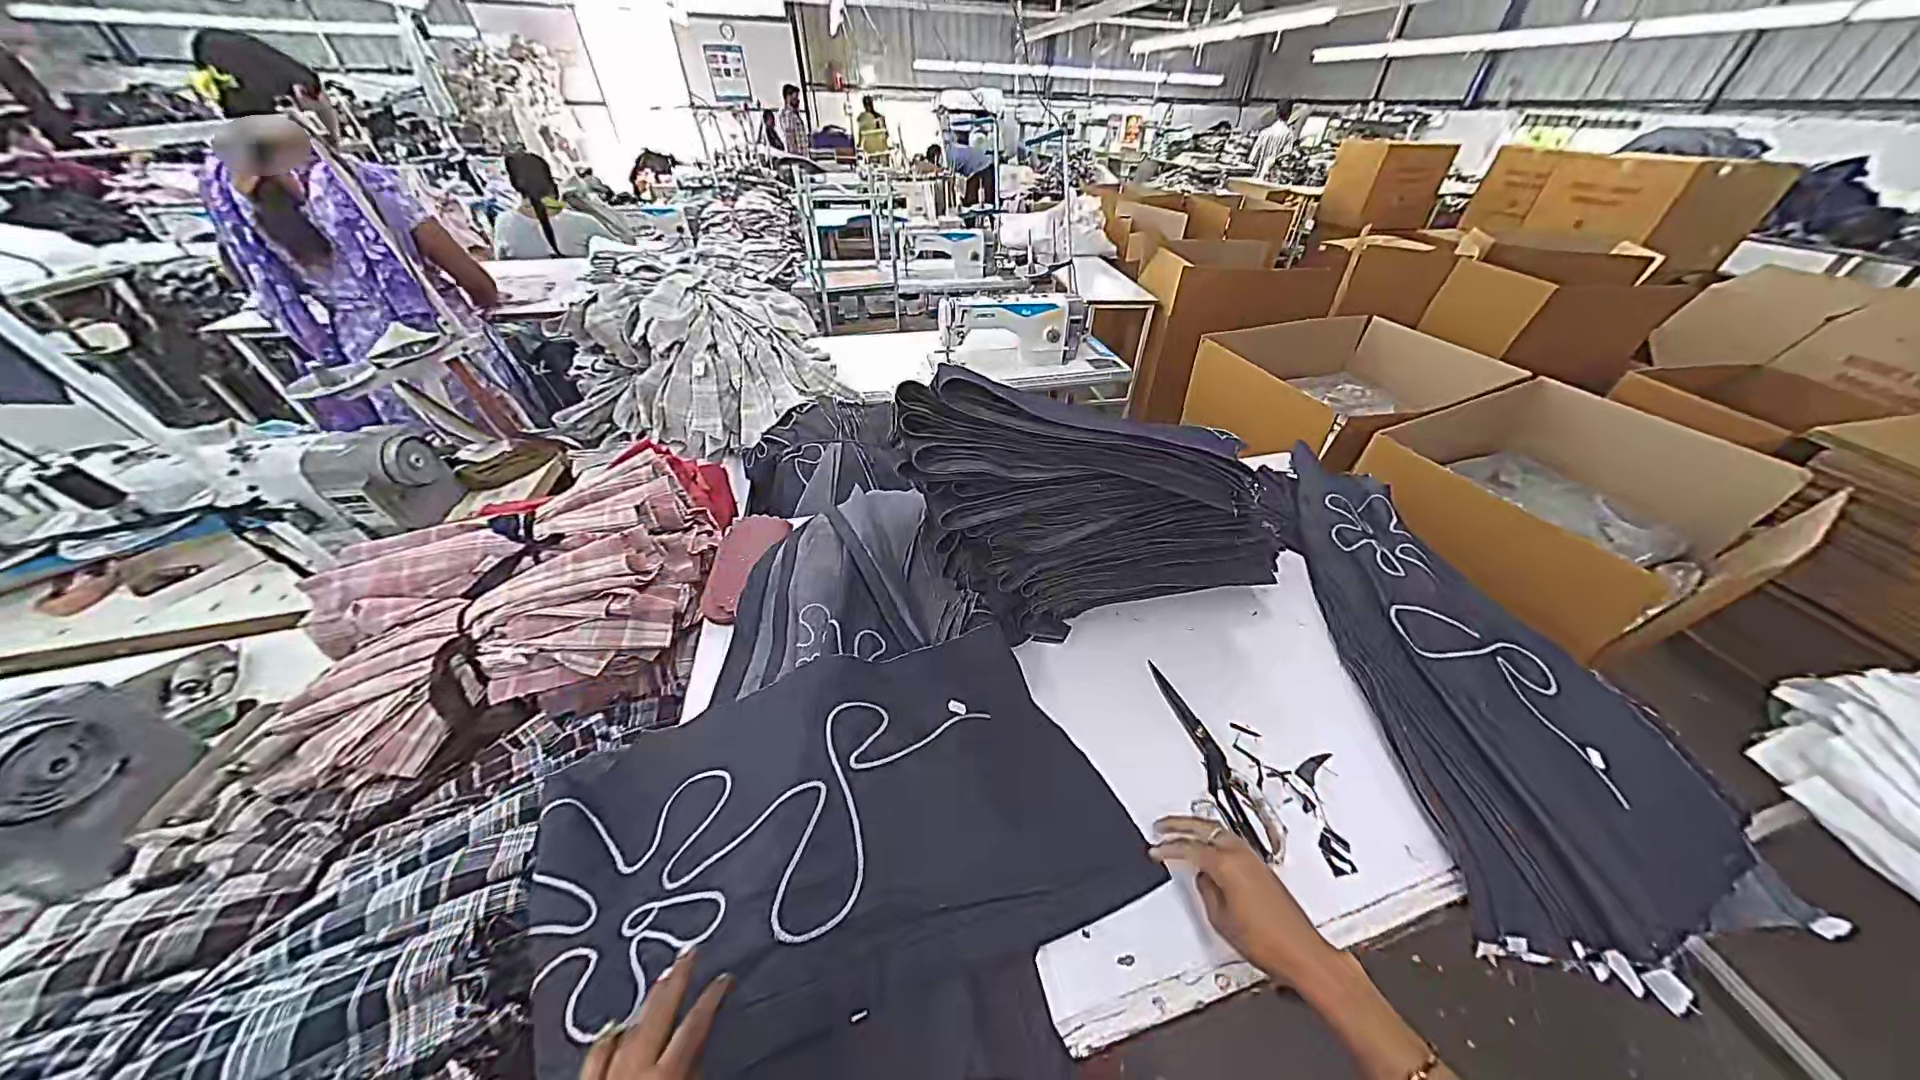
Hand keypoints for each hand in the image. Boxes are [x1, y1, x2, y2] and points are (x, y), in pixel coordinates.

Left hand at [578, 949, 731, 1079]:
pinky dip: (608, 1038)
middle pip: (659, 1014)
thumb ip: (691, 1079)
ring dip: (646, 1002)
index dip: (711, 998)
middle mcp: (633, 1073)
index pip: (695, 1026)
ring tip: (661, 978)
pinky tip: (616, 1026)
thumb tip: (697, 1057)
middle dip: (677, 980)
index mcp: (665, 1079)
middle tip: (691, 953)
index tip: (725, 978)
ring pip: (627, 1030)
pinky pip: (595, 1058)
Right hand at [1149, 814, 1338, 986]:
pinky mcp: (1260, 866)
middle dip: (1178, 824)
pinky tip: (1207, 846)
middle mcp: (1240, 854)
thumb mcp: (1219, 918)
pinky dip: (1212, 838)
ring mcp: (1252, 858)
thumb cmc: (1266, 941)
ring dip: (1196, 827)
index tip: (1156, 849)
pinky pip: (1230, 841)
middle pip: (1203, 827)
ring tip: (1179, 829)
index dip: (1168, 848)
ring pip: (1218, 829)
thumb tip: (1202, 878)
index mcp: (1225, 864)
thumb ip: (1205, 889)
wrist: (1301, 953)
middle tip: (1161, 826)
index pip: (1188, 848)